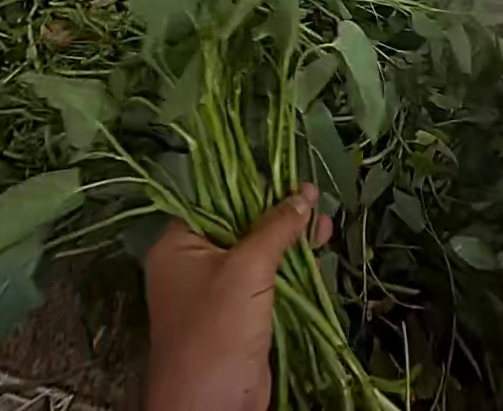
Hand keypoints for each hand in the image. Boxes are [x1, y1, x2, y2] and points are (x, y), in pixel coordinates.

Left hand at [144, 184, 334, 410]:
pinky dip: (293, 258)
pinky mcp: (241, 308)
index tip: (284, 171)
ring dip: (292, 232)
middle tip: (313, 192)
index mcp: (179, 243)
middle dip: (279, 207)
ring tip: (323, 214)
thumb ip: (276, 227)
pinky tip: (318, 242)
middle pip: (241, 219)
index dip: (250, 181)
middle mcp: (195, 260)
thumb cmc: (217, 331)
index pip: (214, 196)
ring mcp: (219, 286)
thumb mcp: (247, 269)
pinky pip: (268, 272)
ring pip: (260, 245)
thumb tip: (304, 195)